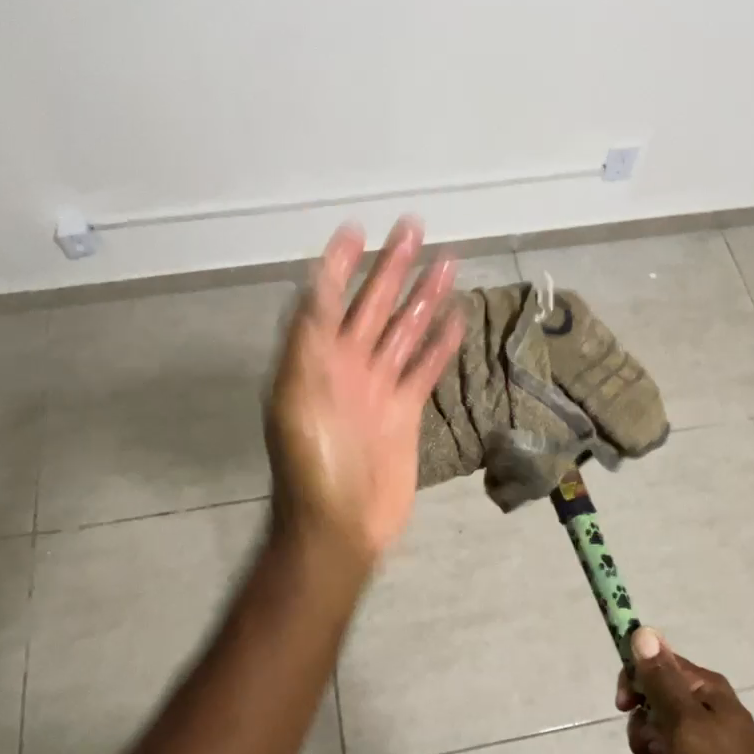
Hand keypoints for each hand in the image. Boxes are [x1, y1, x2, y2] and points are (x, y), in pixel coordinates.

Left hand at [266, 217, 463, 559]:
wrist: (339, 526)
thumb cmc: (313, 464)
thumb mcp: (296, 398)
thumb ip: (308, 340)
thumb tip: (316, 285)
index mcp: (315, 359)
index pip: (327, 299)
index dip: (339, 264)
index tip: (357, 229)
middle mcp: (346, 365)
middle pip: (373, 306)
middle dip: (392, 267)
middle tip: (414, 228)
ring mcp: (377, 388)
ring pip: (404, 331)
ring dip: (423, 297)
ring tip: (447, 261)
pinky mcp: (405, 411)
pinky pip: (424, 368)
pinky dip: (440, 344)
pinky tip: (456, 317)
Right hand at [617, 628, 753, 753]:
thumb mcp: (684, 721)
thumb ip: (660, 679)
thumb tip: (643, 630)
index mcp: (702, 689)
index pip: (654, 667)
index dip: (634, 685)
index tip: (625, 708)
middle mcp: (703, 711)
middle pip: (649, 714)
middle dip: (648, 741)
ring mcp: (704, 747)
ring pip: (657, 750)